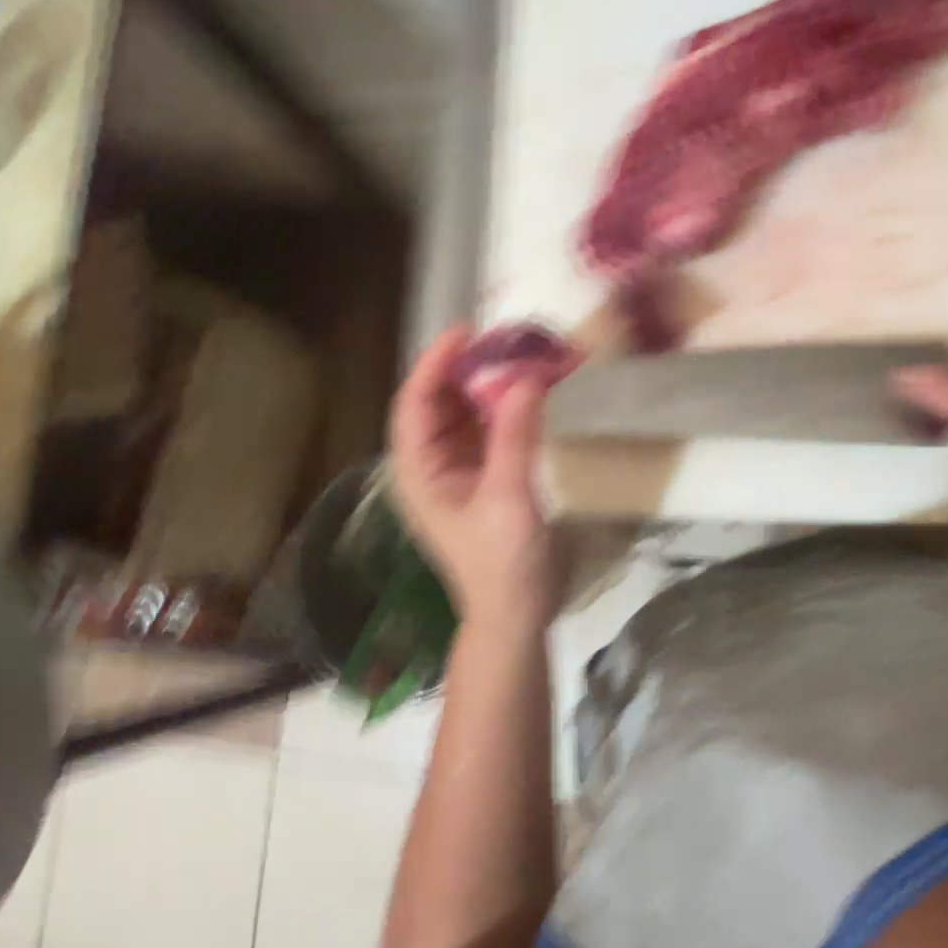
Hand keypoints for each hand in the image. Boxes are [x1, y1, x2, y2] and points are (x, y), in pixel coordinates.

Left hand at [390, 325, 556, 629]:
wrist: (517, 616)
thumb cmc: (502, 565)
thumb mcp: (508, 500)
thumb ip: (514, 437)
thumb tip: (526, 378)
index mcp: (418, 472)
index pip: (415, 405)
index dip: (435, 364)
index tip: (467, 332)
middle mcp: (432, 465)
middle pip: (440, 403)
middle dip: (469, 370)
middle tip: (507, 340)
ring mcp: (459, 471)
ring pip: (467, 414)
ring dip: (491, 385)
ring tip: (523, 356)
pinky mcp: (486, 478)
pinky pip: (491, 431)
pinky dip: (509, 409)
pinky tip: (532, 391)